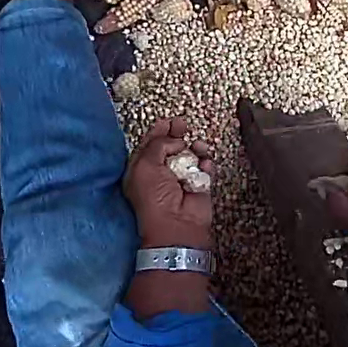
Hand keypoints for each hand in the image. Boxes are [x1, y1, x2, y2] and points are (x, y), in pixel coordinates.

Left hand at [123, 117, 212, 249]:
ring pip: (190, 154)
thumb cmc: (154, 199)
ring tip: (197, 146)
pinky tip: (204, 163)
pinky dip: (206, 163)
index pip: (149, 145)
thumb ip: (158, 144)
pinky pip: (205, 167)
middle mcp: (160, 173)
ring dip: (195, 148)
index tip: (167, 122)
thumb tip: (174, 139)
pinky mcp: (199, 185)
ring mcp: (180, 179)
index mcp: (141, 170)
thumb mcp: (146, 165)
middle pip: (170, 147)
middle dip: (177, 135)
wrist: (177, 225)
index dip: (158, 131)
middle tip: (182, 125)